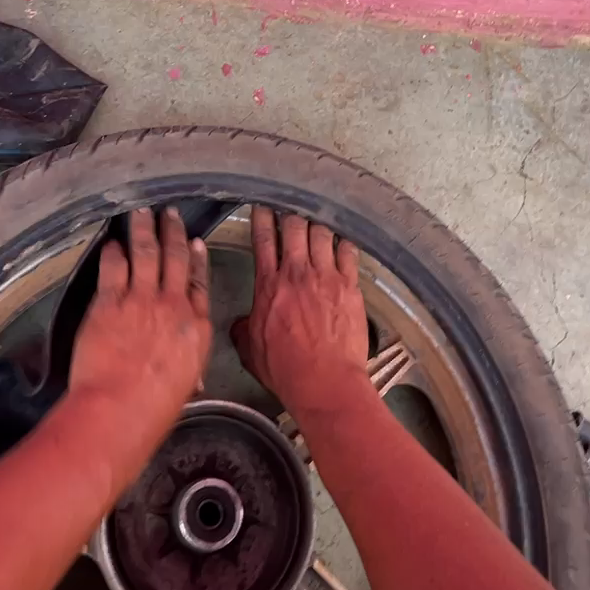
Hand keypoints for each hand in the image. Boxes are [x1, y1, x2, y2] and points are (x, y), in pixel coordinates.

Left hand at [67, 207, 211, 447]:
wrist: (120, 408)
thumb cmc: (154, 408)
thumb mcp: (186, 384)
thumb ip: (190, 368)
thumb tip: (194, 377)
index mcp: (196, 325)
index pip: (200, 282)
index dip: (197, 259)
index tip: (195, 243)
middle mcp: (173, 304)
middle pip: (176, 258)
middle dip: (173, 232)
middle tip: (170, 213)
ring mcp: (141, 299)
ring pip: (146, 252)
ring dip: (143, 229)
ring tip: (141, 212)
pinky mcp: (110, 301)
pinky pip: (113, 268)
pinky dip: (113, 252)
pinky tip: (111, 243)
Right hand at [231, 207, 370, 416]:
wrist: (323, 381)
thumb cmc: (286, 368)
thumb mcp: (250, 348)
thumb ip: (243, 328)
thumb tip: (240, 323)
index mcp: (269, 285)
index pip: (264, 240)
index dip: (262, 218)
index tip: (263, 208)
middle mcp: (297, 274)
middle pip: (294, 227)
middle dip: (292, 215)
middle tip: (292, 212)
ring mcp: (326, 277)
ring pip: (322, 233)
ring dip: (318, 226)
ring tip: (317, 224)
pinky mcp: (349, 286)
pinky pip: (348, 252)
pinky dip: (344, 244)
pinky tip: (343, 242)